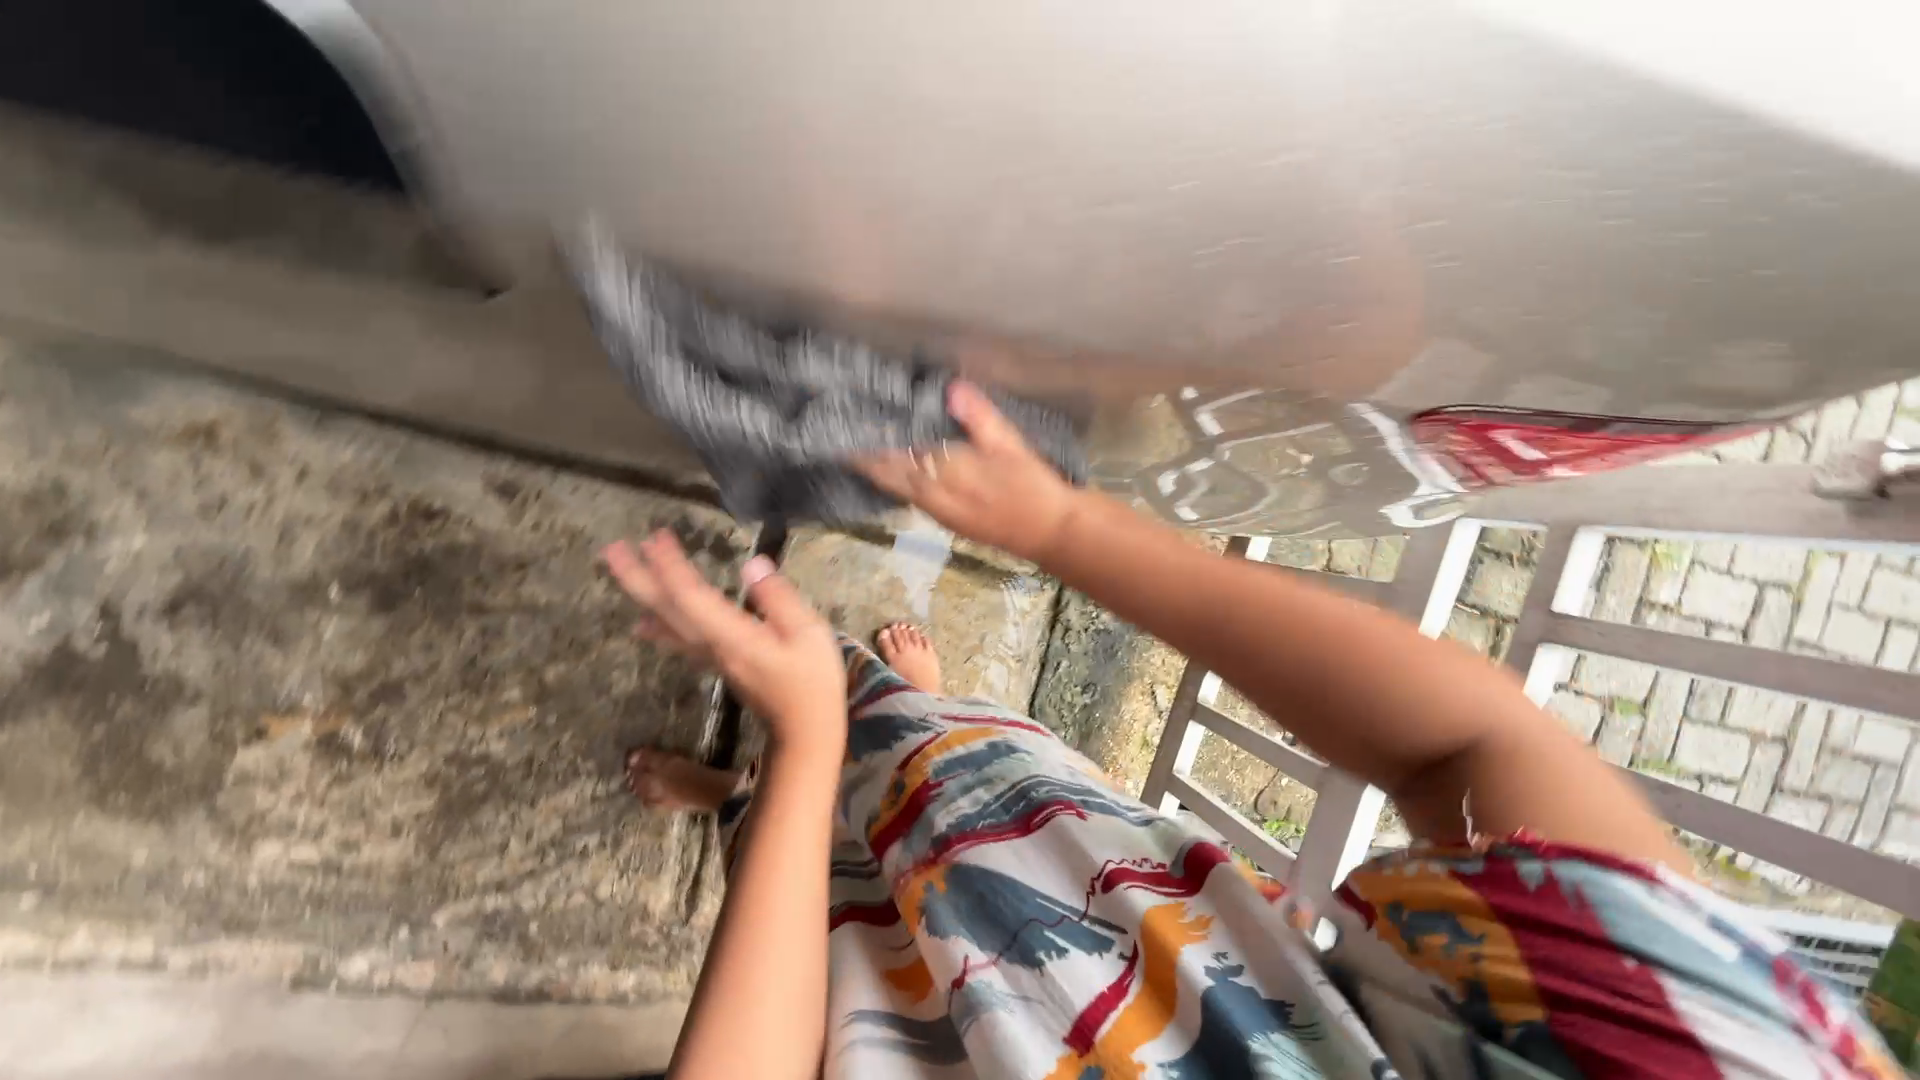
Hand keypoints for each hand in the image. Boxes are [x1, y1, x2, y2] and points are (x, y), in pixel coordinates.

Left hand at [602, 531, 845, 758]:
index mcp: (733, 635)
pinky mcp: (718, 664)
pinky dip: (657, 628)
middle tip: (613, 549)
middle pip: (668, 609)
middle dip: (640, 578)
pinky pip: (678, 641)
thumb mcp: (809, 633)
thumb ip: (778, 598)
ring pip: (668, 624)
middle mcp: (712, 645)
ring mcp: (712, 657)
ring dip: (643, 596)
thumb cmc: (813, 681)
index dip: (671, 566)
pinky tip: (643, 624)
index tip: (655, 537)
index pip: (692, 596)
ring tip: (620, 572)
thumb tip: (752, 564)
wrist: (805, 731)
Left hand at [857, 381, 1085, 562]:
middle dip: (865, 457)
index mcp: (946, 474)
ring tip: (861, 448)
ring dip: (878, 470)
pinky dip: (896, 482)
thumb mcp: (1010, 446)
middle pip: (888, 475)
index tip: (850, 423)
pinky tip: (896, 471)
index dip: (871, 441)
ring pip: (897, 488)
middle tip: (844, 434)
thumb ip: (979, 417)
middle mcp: (934, 496)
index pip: (896, 455)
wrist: (1050, 532)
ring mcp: (938, 512)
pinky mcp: (947, 520)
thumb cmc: (1033, 487)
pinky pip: (910, 498)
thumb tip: (952, 388)